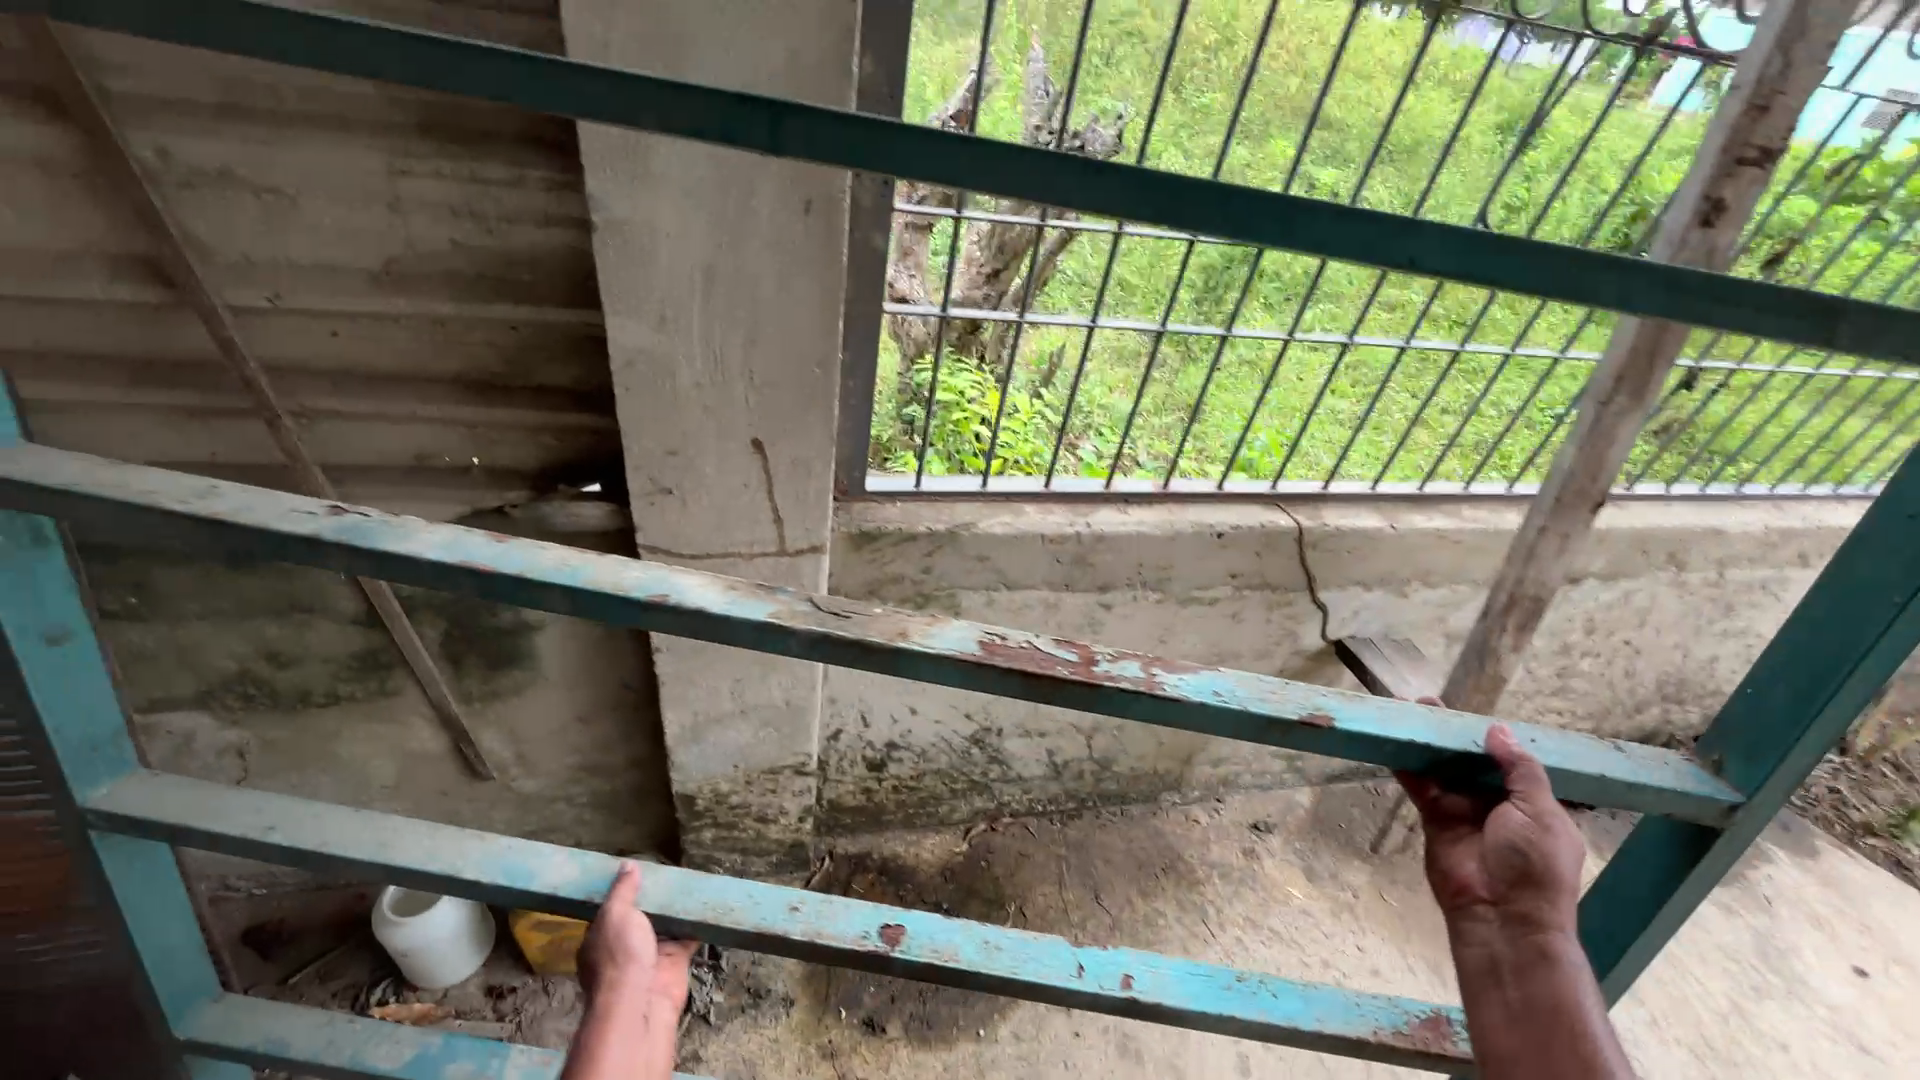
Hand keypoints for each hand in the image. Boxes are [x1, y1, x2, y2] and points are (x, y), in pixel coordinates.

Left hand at [578, 862, 697, 1010]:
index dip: (624, 892)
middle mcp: (624, 947)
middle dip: (654, 899)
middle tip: (671, 871)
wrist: (641, 1000)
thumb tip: (627, 864)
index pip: (611, 910)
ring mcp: (651, 954)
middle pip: (641, 916)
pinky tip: (707, 902)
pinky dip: (697, 922)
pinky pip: (688, 936)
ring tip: (691, 880)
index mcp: (601, 938)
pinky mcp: (676, 960)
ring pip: (666, 925)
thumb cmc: (619, 956)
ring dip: (677, 909)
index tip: (639, 871)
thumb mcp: (615, 914)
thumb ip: (623, 890)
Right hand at [1395, 706, 1585, 935]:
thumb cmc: (1534, 865)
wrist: (1502, 915)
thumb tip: (1498, 730)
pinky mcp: (1435, 819)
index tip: (1470, 713)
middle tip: (1428, 702)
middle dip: (1452, 733)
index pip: (1510, 761)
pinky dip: (1407, 765)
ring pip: (1442, 767)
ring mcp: (1464, 811)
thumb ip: (1520, 770)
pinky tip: (1393, 741)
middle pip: (1470, 759)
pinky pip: (1420, 786)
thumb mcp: (1541, 813)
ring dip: (1426, 742)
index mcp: (1533, 802)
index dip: (1491, 737)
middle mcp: (1497, 803)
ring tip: (1406, 710)